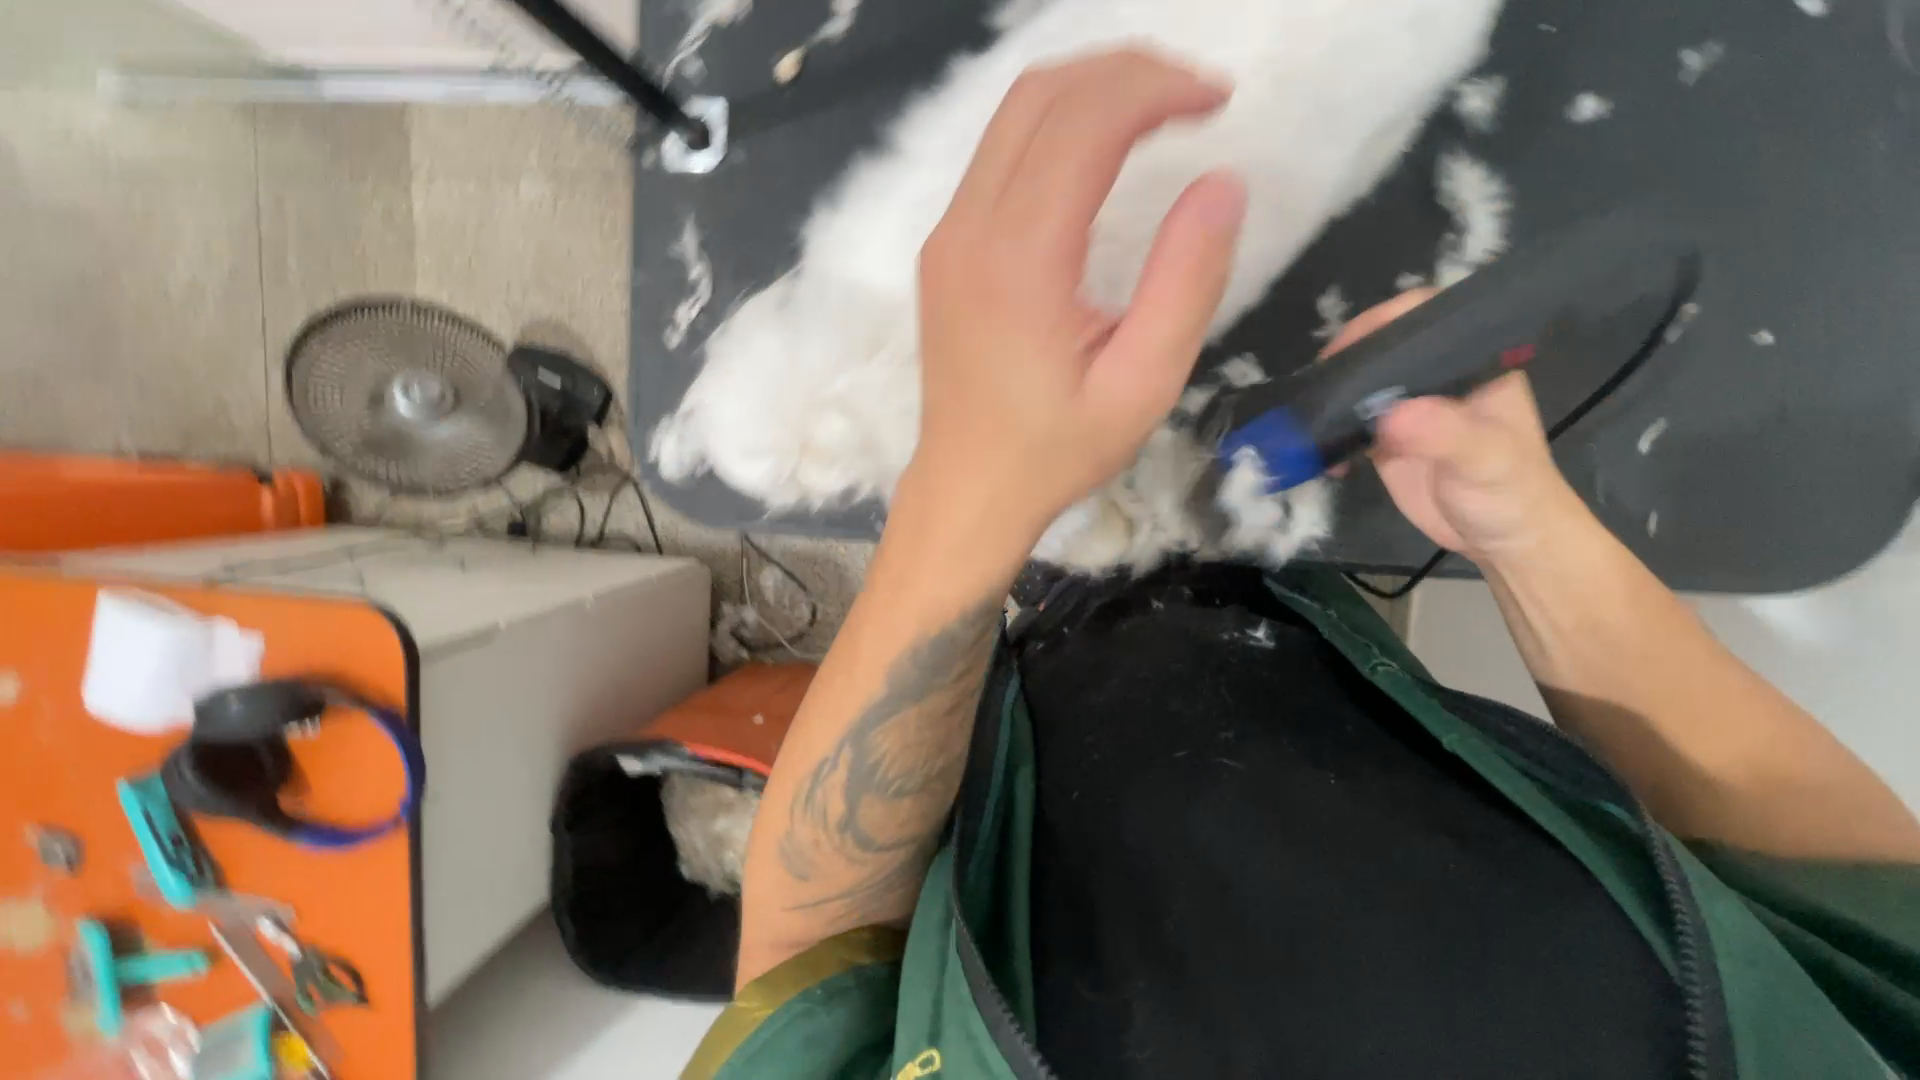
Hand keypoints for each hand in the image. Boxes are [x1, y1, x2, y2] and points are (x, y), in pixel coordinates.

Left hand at [901, 48, 1246, 556]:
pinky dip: (1054, 127)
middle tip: (1194, 95)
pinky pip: (996, 154)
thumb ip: (1186, 282)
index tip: (1217, 102)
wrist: (968, 488)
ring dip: (1088, 91)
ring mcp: (948, 235)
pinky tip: (1099, 149)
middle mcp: (969, 229)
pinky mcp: (945, 249)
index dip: (1158, 88)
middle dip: (1126, 71)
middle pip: (1043, 94)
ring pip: (1013, 115)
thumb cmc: (1055, 451)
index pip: (1086, 121)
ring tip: (1158, 109)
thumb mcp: (1142, 384)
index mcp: (1019, 259)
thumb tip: (1223, 183)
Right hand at [1326, 291, 1592, 567]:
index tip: (1351, 344)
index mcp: (1472, 363)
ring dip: (1331, 397)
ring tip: (1308, 414)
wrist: (1502, 540)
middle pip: (1384, 347)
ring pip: (1361, 385)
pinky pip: (1347, 426)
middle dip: (1348, 359)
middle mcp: (1437, 377)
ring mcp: (1408, 408)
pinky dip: (1326, 437)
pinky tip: (1319, 456)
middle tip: (1319, 380)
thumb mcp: (1484, 459)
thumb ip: (1445, 434)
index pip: (1427, 318)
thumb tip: (1393, 415)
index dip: (1387, 320)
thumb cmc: (1510, 491)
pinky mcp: (1385, 439)